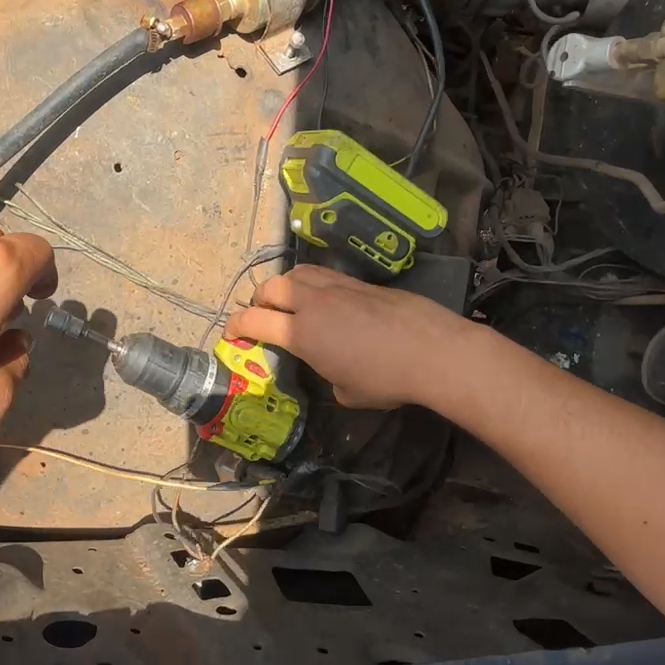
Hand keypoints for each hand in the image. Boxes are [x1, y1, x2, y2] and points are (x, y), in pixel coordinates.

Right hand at [225, 265, 469, 408]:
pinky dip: (311, 283)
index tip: (232, 334)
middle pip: (270, 287)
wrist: (433, 351)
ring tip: (289, 301)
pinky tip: (322, 297)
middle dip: (258, 301)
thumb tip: (329, 367)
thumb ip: (325, 374)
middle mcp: (312, 303)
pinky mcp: (359, 282)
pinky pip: (323, 274)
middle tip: (262, 315)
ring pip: (296, 272)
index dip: (235, 326)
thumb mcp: (345, 391)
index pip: (253, 320)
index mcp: (301, 333)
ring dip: (284, 286)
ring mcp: (337, 287)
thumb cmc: (386, 380)